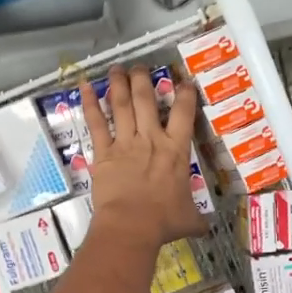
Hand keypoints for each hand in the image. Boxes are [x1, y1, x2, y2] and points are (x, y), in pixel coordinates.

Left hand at [83, 64, 207, 247]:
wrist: (131, 226)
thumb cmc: (163, 222)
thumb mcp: (189, 219)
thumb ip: (198, 218)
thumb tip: (206, 226)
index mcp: (176, 151)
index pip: (185, 114)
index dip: (185, 94)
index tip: (185, 82)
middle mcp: (151, 139)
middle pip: (147, 99)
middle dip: (144, 79)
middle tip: (140, 66)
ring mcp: (126, 143)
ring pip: (122, 104)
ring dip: (119, 83)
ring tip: (117, 67)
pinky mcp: (103, 152)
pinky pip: (96, 122)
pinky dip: (90, 103)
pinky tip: (85, 85)